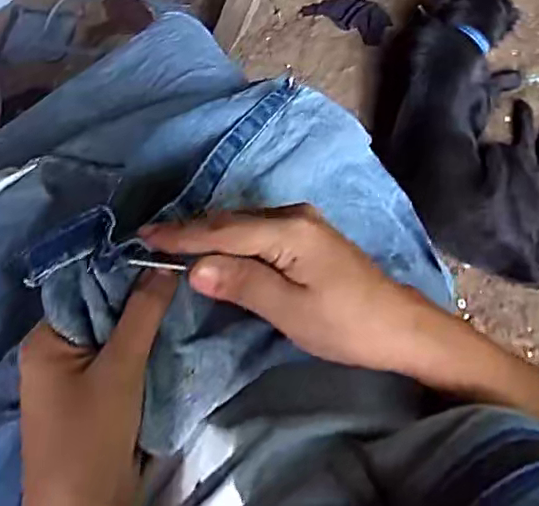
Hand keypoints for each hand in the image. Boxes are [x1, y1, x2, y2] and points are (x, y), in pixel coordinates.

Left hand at [18, 271, 175, 505]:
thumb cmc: (90, 437)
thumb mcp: (120, 368)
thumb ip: (143, 310)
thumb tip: (167, 259)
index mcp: (45, 339)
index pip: (85, 283)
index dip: (124, 263)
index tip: (164, 246)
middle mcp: (56, 349)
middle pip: (103, 303)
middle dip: (141, 288)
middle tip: (181, 265)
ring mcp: (76, 373)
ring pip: (117, 327)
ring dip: (147, 315)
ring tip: (184, 287)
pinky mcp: (97, 392)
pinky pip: (123, 351)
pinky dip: (146, 340)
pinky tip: (173, 324)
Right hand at [141, 205, 465, 377]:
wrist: (394, 322)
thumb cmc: (343, 323)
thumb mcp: (289, 310)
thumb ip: (243, 283)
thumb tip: (196, 266)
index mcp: (290, 229)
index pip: (225, 229)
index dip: (183, 233)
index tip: (144, 235)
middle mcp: (294, 214)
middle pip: (233, 220)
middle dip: (192, 229)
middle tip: (149, 238)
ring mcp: (303, 221)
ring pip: (244, 223)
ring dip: (210, 231)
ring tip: (171, 241)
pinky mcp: (307, 233)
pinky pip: (258, 229)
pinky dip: (232, 237)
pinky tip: (216, 246)